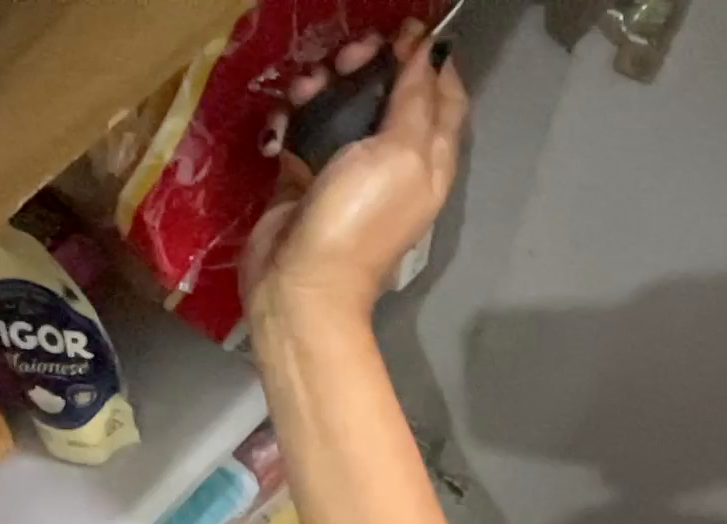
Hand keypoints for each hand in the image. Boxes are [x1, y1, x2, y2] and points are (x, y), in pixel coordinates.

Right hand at [241, 22, 467, 320]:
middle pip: (386, 93)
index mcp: (428, 159)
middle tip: (347, 61)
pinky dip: (291, 117)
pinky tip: (284, 118)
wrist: (300, 284)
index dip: (427, 59)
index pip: (442, 94)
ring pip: (338, 106)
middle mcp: (389, 161)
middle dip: (367, 66)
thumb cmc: (358, 221)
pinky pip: (300, 131)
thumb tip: (429, 51)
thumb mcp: (402, 154)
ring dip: (322, 86)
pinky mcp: (303, 178)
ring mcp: (343, 170)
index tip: (402, 36)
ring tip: (306, 88)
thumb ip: (417, 98)